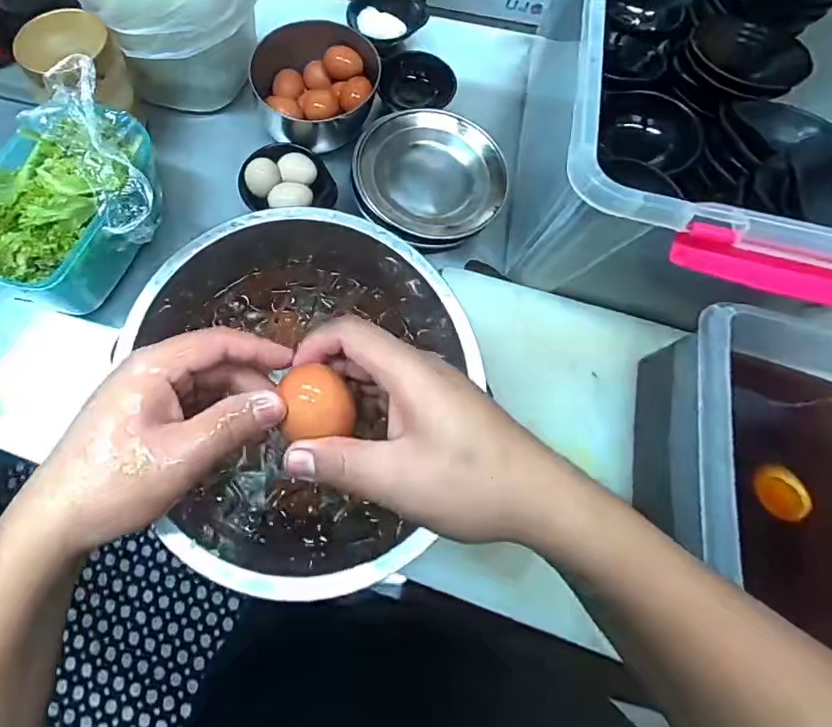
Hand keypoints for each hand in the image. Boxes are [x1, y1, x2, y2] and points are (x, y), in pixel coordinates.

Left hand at [10, 328, 292, 557]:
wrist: (55, 519)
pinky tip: (231, 438)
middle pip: (210, 364)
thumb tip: (277, 403)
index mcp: (153, 365)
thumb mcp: (180, 456)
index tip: (295, 363)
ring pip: (200, 386)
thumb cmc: (115, 483)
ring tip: (263, 429)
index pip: (216, 342)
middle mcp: (148, 369)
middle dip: (248, 384)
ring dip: (232, 403)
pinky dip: (213, 418)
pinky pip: (186, 406)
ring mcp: (142, 392)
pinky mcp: (140, 415)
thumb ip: (230, 424)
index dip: (257, 348)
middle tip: (283, 412)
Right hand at [280, 317, 597, 544]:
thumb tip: (287, 456)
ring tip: (320, 426)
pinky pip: (392, 391)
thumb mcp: (397, 480)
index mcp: (408, 369)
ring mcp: (433, 385)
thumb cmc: (471, 483)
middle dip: (322, 372)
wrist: (545, 501)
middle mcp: (419, 367)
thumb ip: (339, 464)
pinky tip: (358, 439)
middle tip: (298, 407)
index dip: (313, 344)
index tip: (290, 379)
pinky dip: (367, 405)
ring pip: (375, 371)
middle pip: (360, 348)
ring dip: (344, 392)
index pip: (349, 330)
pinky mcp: (441, 405)